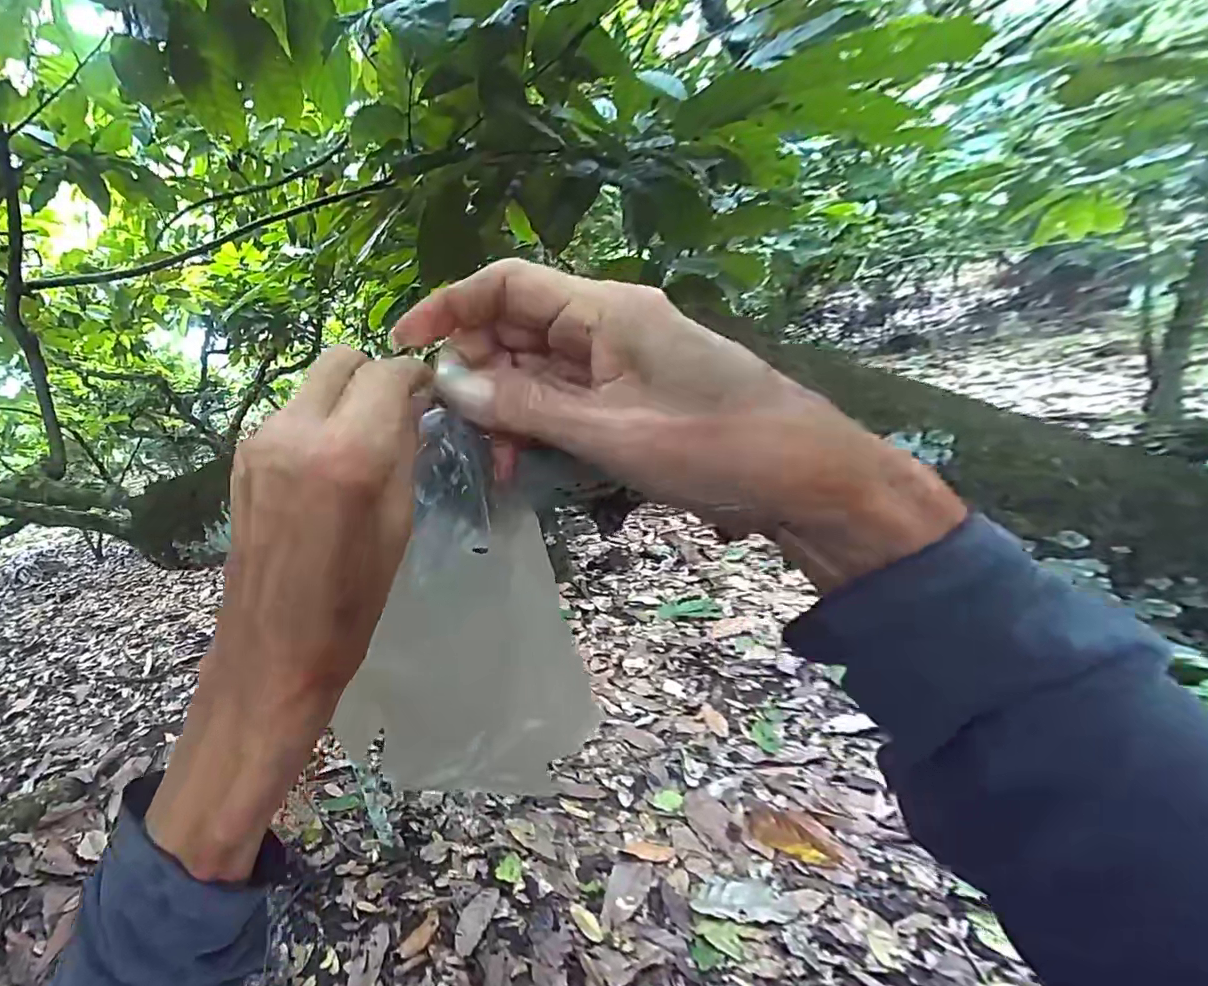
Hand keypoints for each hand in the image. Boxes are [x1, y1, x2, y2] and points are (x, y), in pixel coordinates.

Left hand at [146, 346, 429, 880]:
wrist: (272, 648)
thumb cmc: (351, 604)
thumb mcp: (397, 525)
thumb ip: (403, 452)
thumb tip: (410, 407)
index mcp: (347, 453)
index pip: (387, 373)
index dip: (414, 378)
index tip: (427, 396)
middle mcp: (295, 431)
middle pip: (340, 359)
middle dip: (374, 377)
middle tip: (394, 415)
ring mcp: (259, 441)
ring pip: (311, 384)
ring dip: (342, 399)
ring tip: (359, 445)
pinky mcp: (241, 457)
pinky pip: (289, 414)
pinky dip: (315, 422)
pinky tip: (324, 466)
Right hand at [392, 259, 965, 589]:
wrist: (803, 479)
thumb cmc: (712, 445)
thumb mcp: (606, 430)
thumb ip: (523, 407)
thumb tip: (446, 384)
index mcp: (603, 310)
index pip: (506, 284)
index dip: (448, 306)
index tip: (404, 345)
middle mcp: (602, 326)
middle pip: (512, 330)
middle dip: (473, 373)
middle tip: (451, 424)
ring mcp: (612, 364)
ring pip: (530, 373)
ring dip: (501, 411)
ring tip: (493, 461)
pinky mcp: (620, 398)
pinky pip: (557, 402)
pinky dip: (531, 429)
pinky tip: (520, 465)